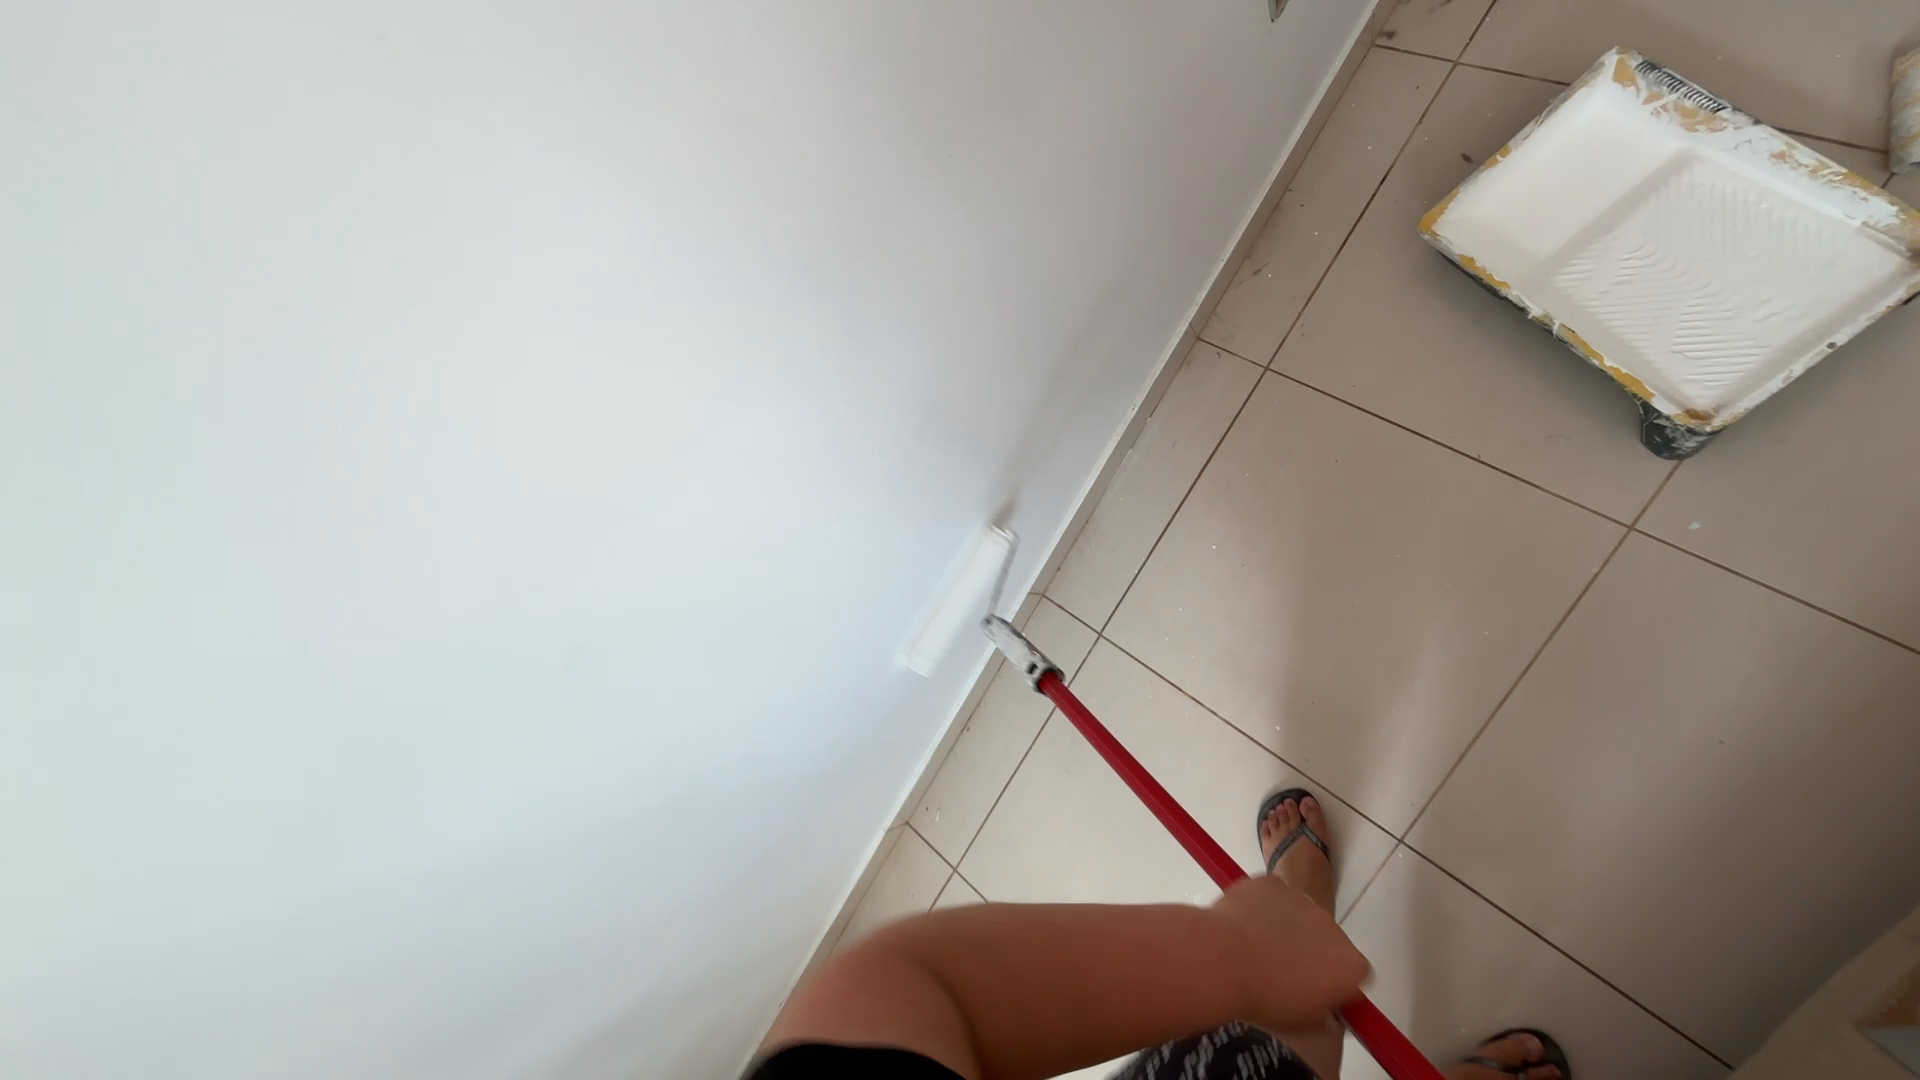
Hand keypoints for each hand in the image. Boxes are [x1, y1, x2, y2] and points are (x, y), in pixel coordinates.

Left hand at [1211, 875, 1370, 1030]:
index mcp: (1350, 966)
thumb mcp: (1307, 1023)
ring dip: (1286, 925)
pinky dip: (1262, 904)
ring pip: (1299, 913)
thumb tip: (1325, 1009)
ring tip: (1257, 943)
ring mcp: (1300, 898)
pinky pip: (1272, 895)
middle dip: (1310, 950)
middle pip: (1327, 939)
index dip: (1335, 982)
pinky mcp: (1271, 882)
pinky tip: (1244, 922)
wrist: (1224, 959)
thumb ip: (1327, 1013)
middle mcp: (1333, 927)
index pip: (1354, 973)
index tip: (1314, 989)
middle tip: (1281, 966)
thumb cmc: (1267, 998)